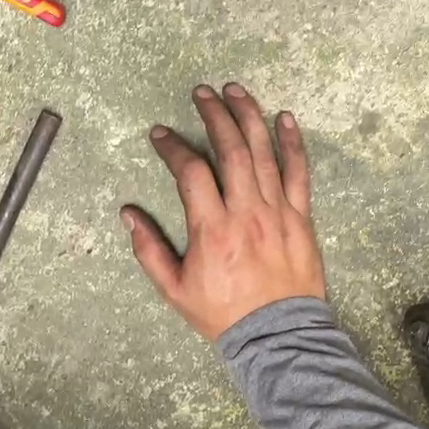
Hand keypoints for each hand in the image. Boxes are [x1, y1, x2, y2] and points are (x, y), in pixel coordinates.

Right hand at [121, 83, 325, 339]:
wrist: (279, 337)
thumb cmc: (223, 313)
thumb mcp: (174, 289)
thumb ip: (149, 249)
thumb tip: (127, 214)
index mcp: (213, 228)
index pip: (191, 173)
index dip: (172, 148)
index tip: (159, 134)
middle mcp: (246, 211)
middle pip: (231, 150)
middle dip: (214, 115)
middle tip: (202, 92)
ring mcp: (278, 211)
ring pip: (264, 153)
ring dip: (249, 117)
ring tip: (236, 91)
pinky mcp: (301, 217)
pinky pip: (299, 173)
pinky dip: (292, 144)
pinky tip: (285, 119)